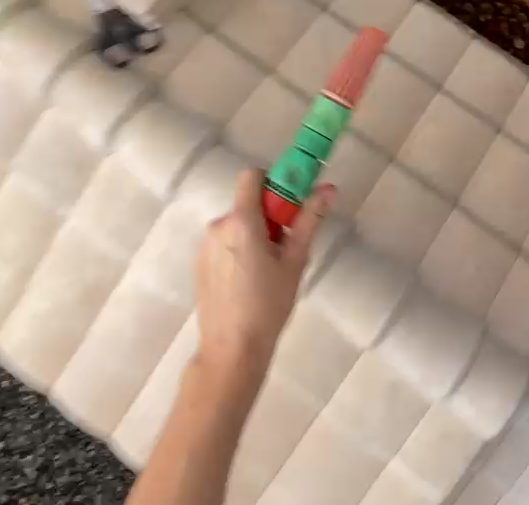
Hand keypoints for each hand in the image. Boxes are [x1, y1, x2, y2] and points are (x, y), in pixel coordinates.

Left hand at [193, 169, 333, 383]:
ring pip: (237, 225)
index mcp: (242, 221)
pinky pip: (225, 243)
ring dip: (254, 235)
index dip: (274, 183)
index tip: (290, 206)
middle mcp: (219, 226)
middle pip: (248, 204)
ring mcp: (205, 246)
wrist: (231, 351)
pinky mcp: (200, 264)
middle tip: (286, 248)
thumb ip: (309, 220)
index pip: (253, 176)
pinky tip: (249, 282)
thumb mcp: (295, 261)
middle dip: (268, 216)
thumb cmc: (268, 304)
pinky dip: (239, 251)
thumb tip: (329, 188)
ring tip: (269, 271)